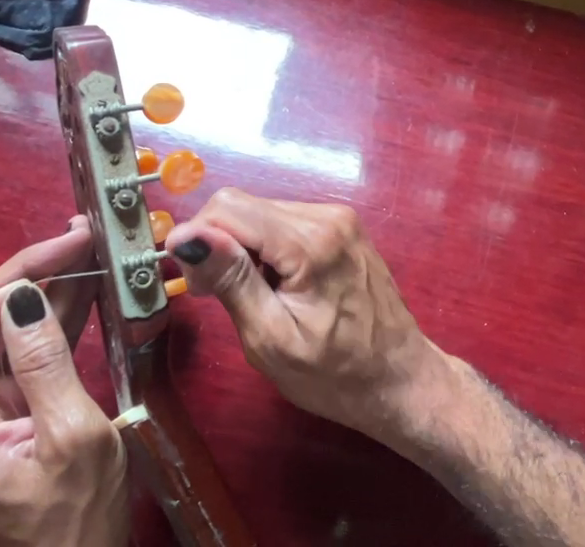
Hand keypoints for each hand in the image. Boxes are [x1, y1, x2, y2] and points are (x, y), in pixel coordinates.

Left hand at [0, 218, 129, 546]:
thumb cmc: (70, 524)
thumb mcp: (69, 438)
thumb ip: (44, 364)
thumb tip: (23, 297)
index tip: (25, 296)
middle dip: (19, 278)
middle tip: (76, 239)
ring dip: (42, 288)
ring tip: (86, 246)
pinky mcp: (10, 410)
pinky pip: (24, 351)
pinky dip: (54, 317)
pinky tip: (86, 284)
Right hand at [164, 188, 449, 448]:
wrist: (399, 379)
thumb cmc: (335, 374)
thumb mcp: (271, 338)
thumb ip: (230, 280)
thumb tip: (185, 236)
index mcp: (310, 241)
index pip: (228, 207)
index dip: (198, 240)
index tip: (196, 287)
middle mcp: (326, 215)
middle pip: (244, 205)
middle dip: (218, 244)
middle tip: (216, 296)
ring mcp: (338, 218)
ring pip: (262, 212)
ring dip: (242, 247)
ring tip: (251, 296)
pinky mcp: (342, 227)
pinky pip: (285, 221)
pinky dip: (266, 247)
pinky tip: (274, 284)